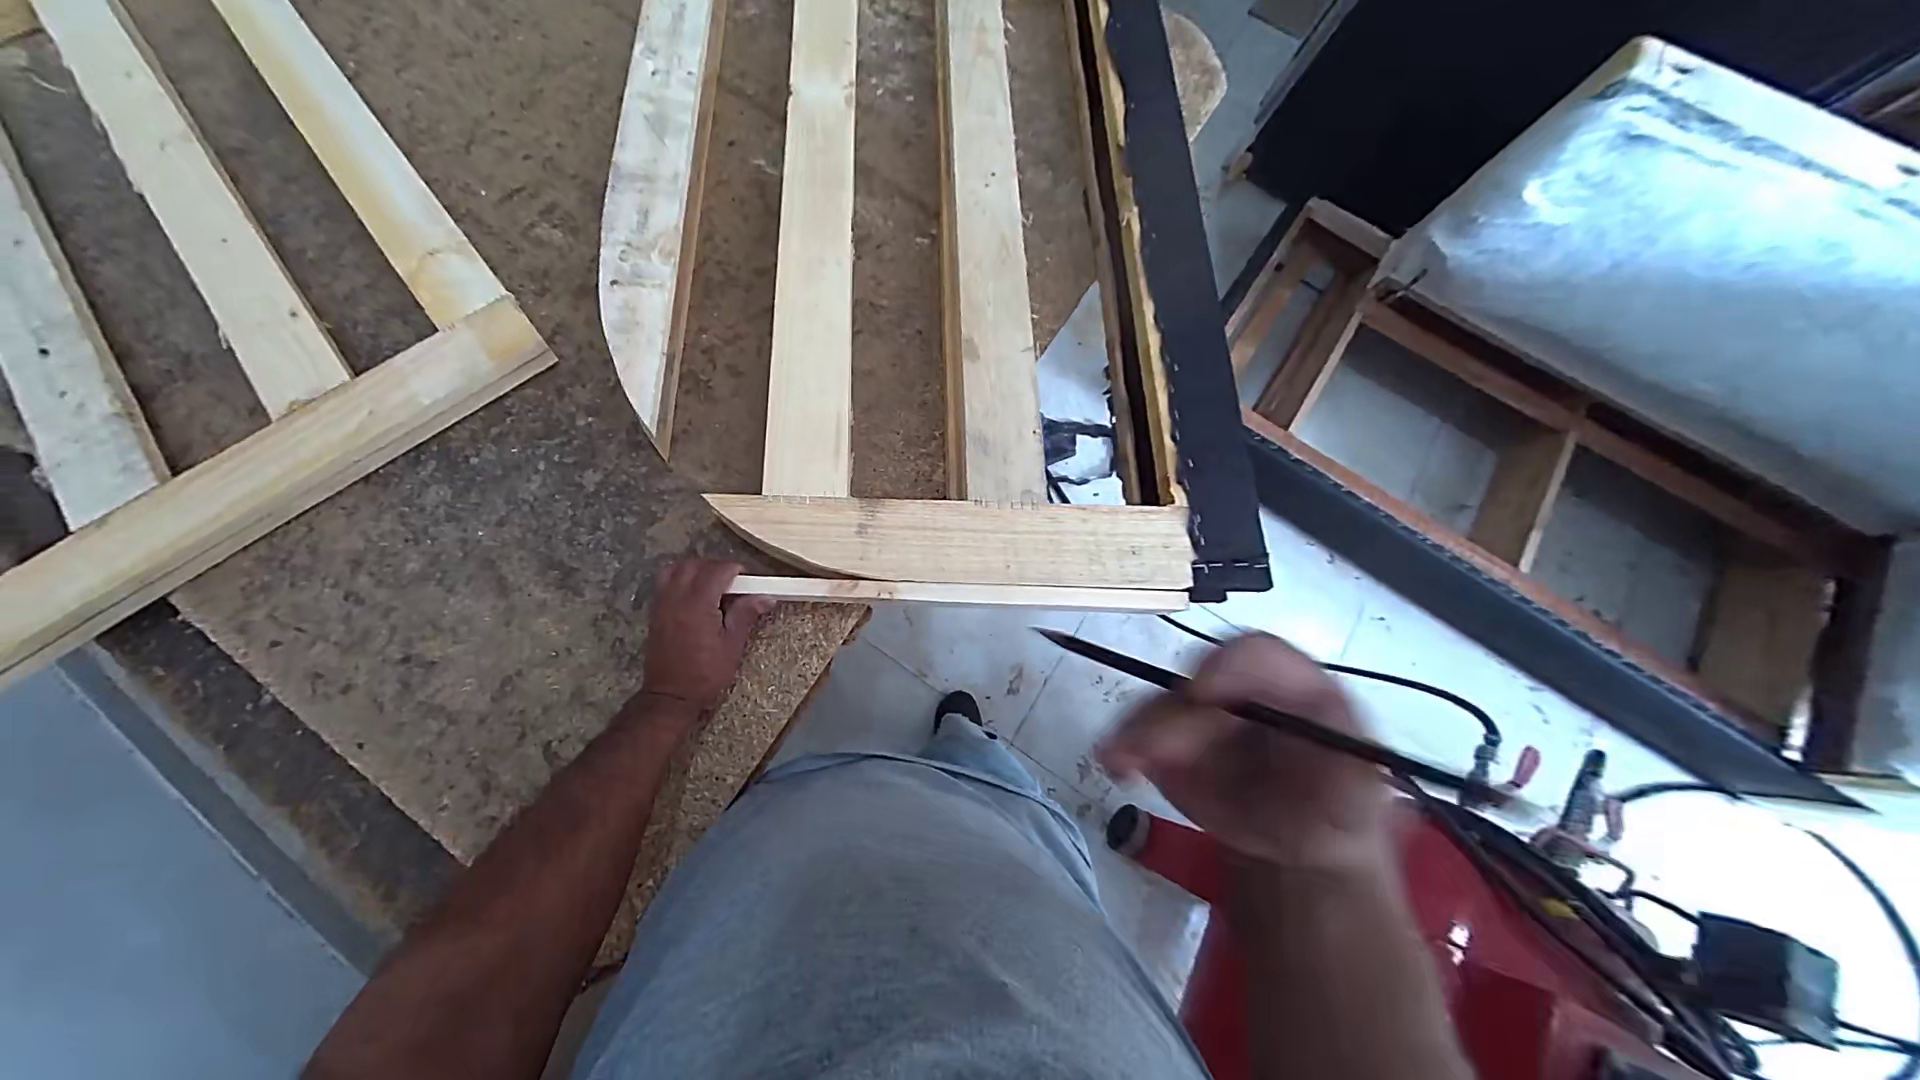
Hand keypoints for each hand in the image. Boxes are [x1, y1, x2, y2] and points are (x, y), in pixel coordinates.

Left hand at [639, 560, 775, 712]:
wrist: (671, 695)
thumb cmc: (705, 673)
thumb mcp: (732, 645)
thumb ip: (746, 614)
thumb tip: (766, 597)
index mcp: (697, 604)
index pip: (717, 571)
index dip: (736, 570)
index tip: (750, 580)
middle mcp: (676, 598)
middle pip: (695, 565)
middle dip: (716, 567)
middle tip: (734, 583)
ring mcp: (662, 604)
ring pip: (676, 569)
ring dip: (696, 571)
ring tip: (713, 587)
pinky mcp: (655, 613)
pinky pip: (665, 582)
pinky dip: (681, 580)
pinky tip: (696, 598)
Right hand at [1098, 634, 1392, 872]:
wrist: (1297, 840)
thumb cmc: (1338, 807)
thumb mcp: (1363, 790)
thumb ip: (1345, 764)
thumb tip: (1308, 745)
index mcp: (1291, 682)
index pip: (1255, 653)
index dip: (1225, 666)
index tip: (1199, 695)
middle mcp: (1238, 686)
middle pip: (1192, 683)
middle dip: (1170, 716)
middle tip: (1154, 753)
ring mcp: (1199, 710)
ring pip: (1157, 703)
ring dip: (1136, 729)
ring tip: (1124, 761)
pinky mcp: (1171, 737)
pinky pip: (1138, 729)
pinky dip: (1123, 743)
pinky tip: (1121, 763)